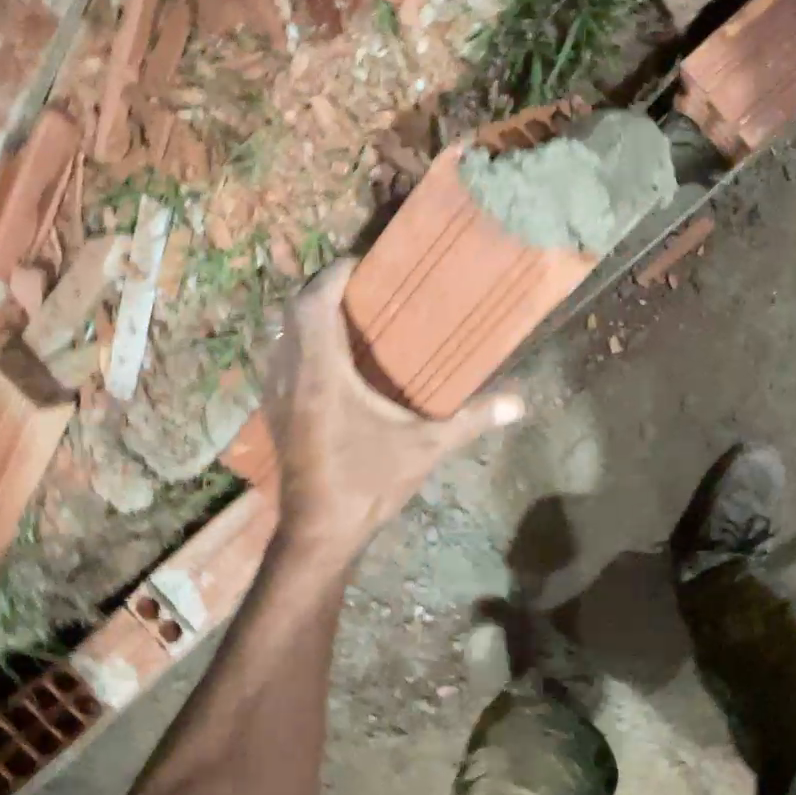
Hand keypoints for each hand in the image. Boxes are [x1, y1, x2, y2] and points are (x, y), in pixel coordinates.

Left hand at [265, 259, 524, 562]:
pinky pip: (278, 360)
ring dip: (305, 316)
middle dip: (320, 289)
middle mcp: (291, 375)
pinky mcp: (275, 415)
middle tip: (355, 285)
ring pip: (279, 336)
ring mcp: (276, 396)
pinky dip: (297, 343)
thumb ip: (471, 420)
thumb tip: (520, 403)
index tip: (359, 263)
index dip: (333, 276)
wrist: (319, 531)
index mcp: (322, 373)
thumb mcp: (425, 448)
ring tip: (342, 314)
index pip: (316, 304)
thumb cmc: (369, 483)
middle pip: (293, 312)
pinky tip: (325, 359)